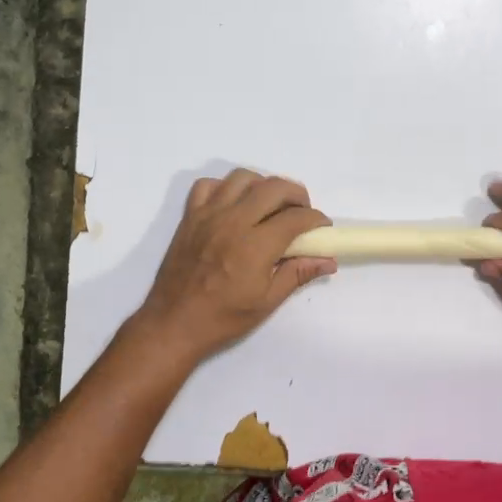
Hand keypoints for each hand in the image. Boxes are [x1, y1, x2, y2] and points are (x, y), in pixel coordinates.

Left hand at [129, 169, 334, 362]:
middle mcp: (233, 222)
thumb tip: (328, 261)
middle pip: (274, 187)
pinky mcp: (190, 216)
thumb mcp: (267, 302)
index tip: (322, 228)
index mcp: (255, 246)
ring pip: (242, 178)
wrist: (173, 324)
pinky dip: (226, 188)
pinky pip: (208, 185)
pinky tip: (234, 205)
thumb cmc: (222, 318)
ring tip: (269, 205)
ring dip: (263, 185)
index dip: (316, 219)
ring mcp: (208, 215)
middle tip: (301, 212)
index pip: (296, 218)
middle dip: (297, 195)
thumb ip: (297, 274)